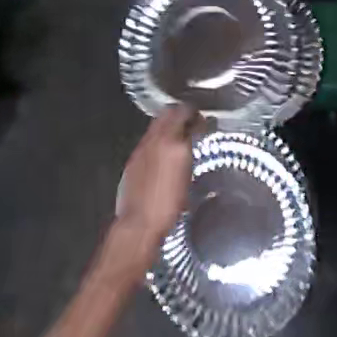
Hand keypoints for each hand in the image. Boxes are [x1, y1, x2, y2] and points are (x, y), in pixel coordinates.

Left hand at [111, 105, 198, 259]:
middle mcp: (155, 139)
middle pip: (168, 113)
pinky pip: (148, 138)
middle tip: (191, 121)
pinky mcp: (133, 158)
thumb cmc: (169, 205)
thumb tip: (192, 137)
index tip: (202, 118)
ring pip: (156, 124)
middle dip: (180, 113)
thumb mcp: (187, 177)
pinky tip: (163, 151)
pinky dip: (158, 138)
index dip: (194, 113)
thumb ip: (188, 150)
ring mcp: (142, 148)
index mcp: (172, 142)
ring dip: (169, 124)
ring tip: (179, 136)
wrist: (139, 224)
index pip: (183, 113)